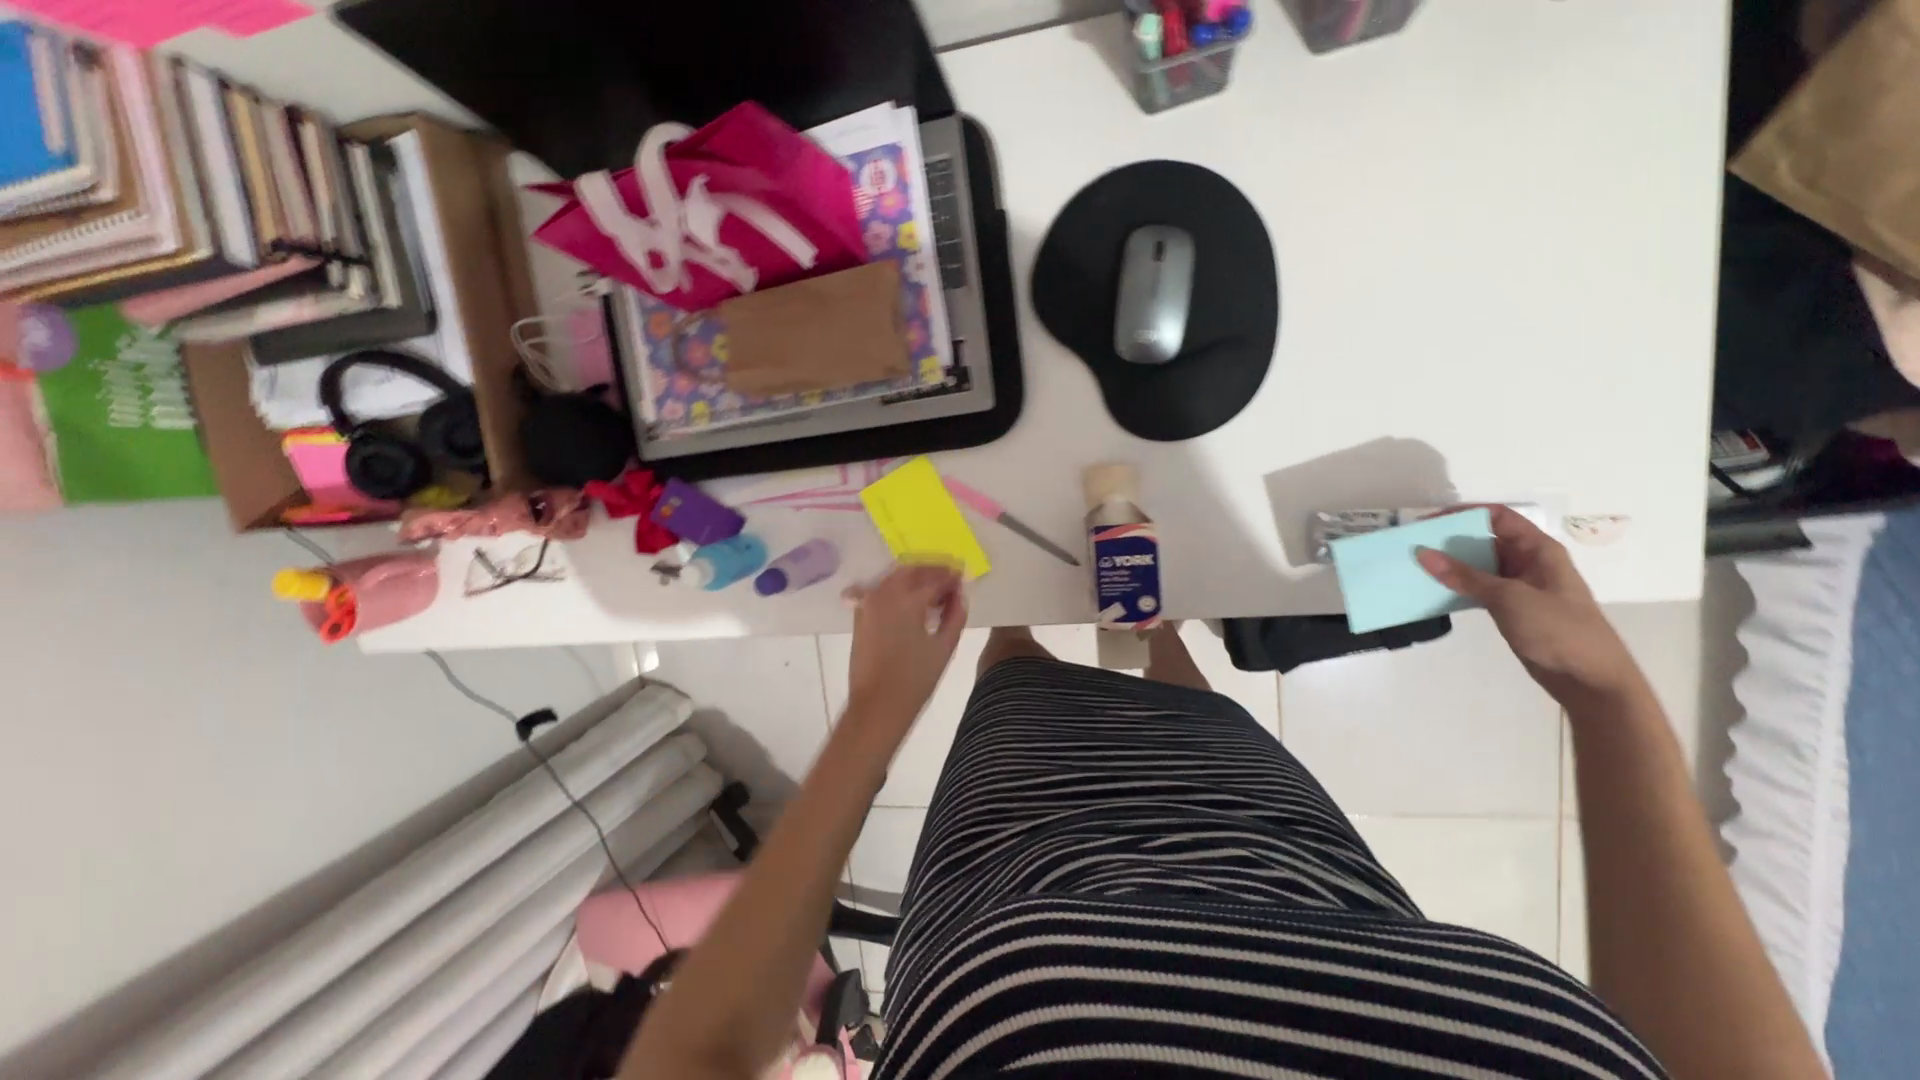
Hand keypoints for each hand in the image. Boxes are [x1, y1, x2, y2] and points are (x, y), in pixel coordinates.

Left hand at [843, 563, 967, 733]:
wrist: (877, 705)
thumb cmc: (915, 680)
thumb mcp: (944, 648)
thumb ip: (955, 616)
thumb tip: (959, 596)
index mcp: (907, 600)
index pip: (934, 578)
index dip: (952, 577)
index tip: (963, 578)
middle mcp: (884, 595)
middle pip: (911, 570)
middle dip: (932, 570)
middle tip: (949, 579)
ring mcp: (868, 604)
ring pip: (894, 577)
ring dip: (915, 578)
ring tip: (933, 592)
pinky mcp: (860, 616)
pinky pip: (881, 590)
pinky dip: (898, 589)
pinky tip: (911, 603)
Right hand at [1417, 507, 1641, 706]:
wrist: (1589, 678)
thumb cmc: (1558, 629)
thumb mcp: (1509, 598)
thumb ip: (1465, 576)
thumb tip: (1423, 553)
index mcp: (1539, 549)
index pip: (1498, 517)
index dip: (1464, 514)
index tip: (1428, 522)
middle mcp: (1530, 562)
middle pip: (1485, 540)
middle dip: (1451, 540)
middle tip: (1415, 545)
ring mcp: (1521, 587)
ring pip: (1480, 567)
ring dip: (1452, 566)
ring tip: (1417, 567)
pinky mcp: (1512, 609)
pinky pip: (1480, 590)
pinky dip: (1458, 588)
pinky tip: (1434, 592)